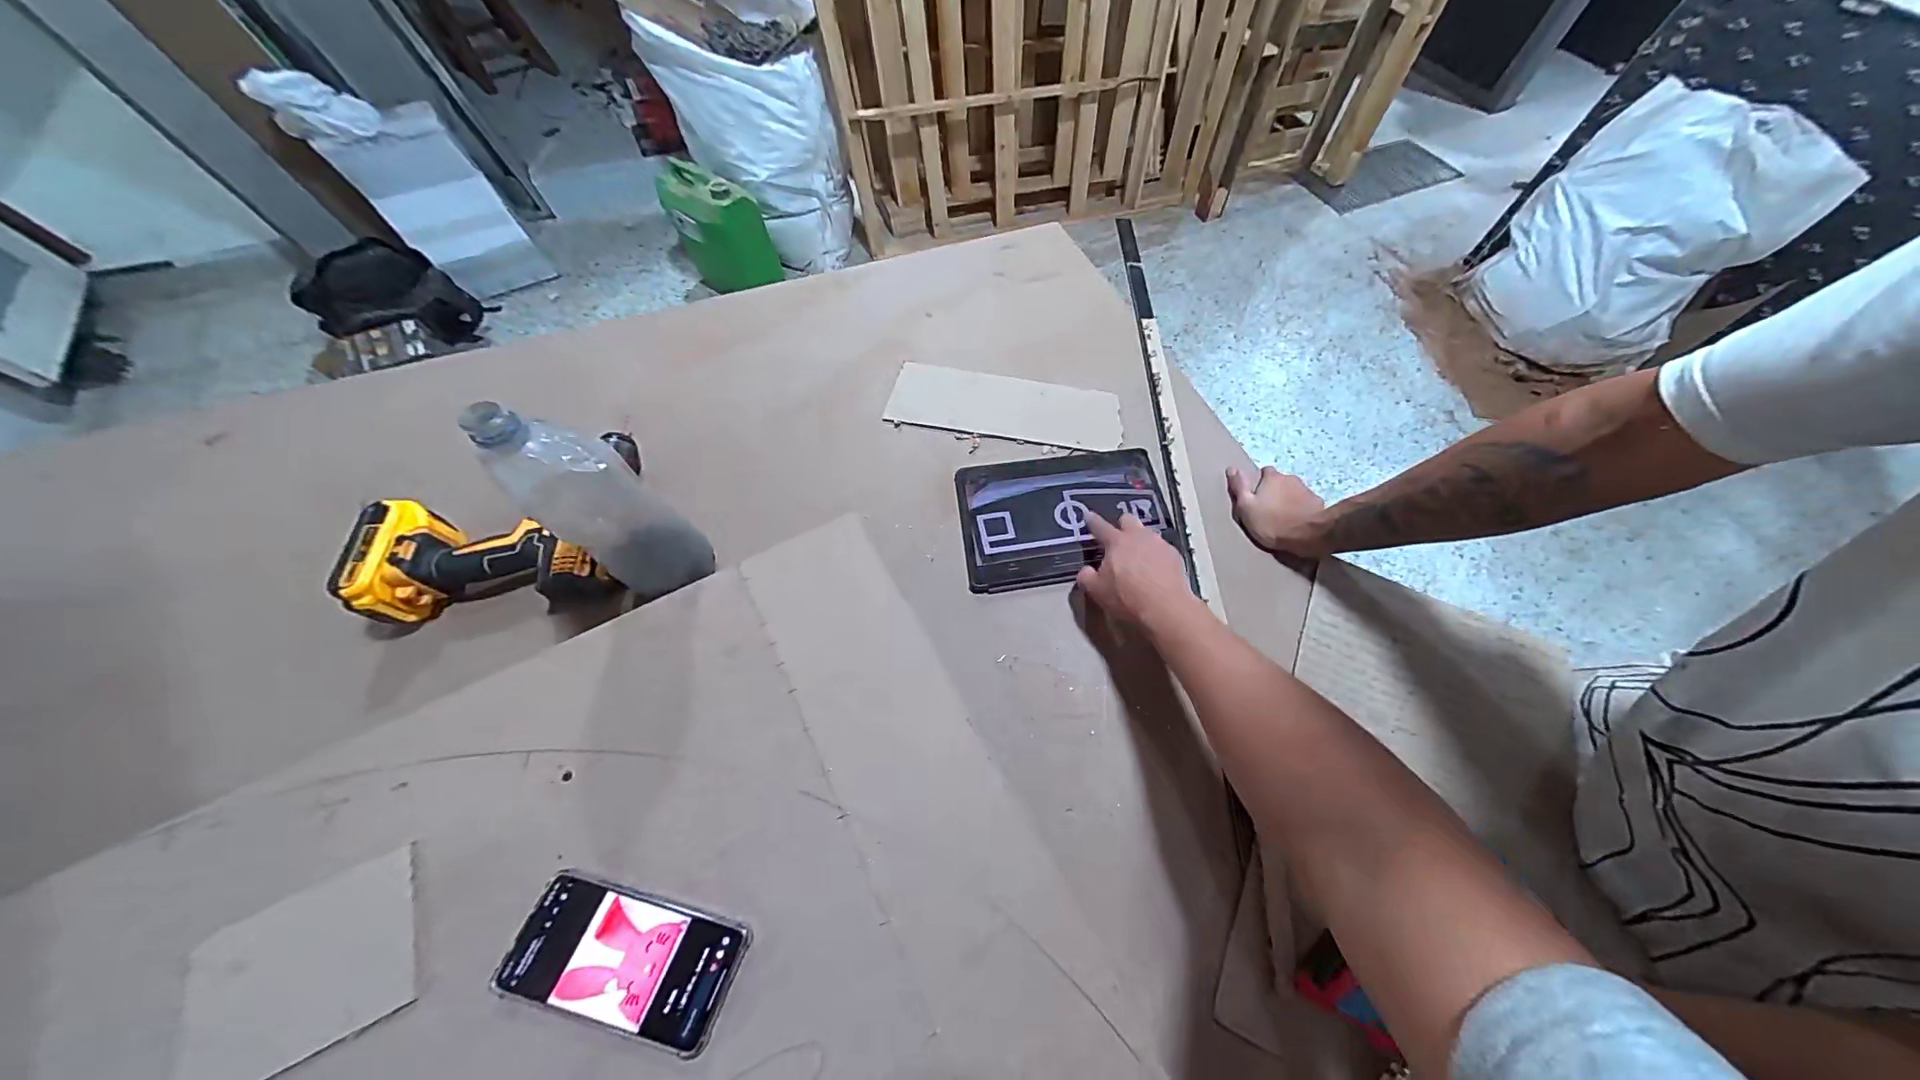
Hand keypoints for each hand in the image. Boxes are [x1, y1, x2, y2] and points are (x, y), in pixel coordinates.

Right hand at [1074, 511, 1196, 626]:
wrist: (1165, 607)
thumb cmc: (1126, 597)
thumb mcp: (1097, 591)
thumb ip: (1086, 577)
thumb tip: (1086, 571)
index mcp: (1116, 541)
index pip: (1100, 526)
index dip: (1092, 521)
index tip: (1089, 516)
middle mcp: (1138, 536)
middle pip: (1128, 520)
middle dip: (1121, 525)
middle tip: (1118, 539)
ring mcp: (1159, 544)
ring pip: (1147, 533)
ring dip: (1141, 541)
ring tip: (1139, 557)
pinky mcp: (1175, 555)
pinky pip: (1162, 549)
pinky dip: (1156, 555)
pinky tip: (1155, 570)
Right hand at [1226, 466, 1329, 557]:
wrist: (1309, 535)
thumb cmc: (1272, 522)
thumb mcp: (1246, 507)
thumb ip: (1239, 487)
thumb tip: (1232, 468)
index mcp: (1272, 477)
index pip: (1265, 471)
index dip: (1261, 482)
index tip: (1257, 496)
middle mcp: (1290, 478)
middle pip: (1281, 481)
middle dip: (1276, 491)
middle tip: (1269, 508)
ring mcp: (1306, 490)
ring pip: (1294, 491)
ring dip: (1289, 499)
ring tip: (1284, 516)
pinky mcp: (1318, 502)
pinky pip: (1306, 502)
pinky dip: (1301, 508)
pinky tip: (1298, 521)